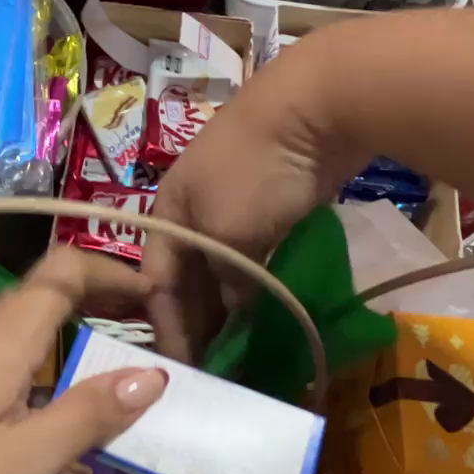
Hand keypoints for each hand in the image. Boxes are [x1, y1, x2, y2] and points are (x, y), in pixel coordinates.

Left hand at [0, 249, 167, 473]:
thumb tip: (155, 374)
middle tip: (145, 330)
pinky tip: (39, 388)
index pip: (68, 268)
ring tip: (104, 358)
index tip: (157, 298)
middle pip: (46, 285)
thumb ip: (90, 414)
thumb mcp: (24, 463)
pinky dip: (36, 342)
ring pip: (20, 312)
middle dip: (101, 296)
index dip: (116, 271)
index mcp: (4, 334)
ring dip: (69, 320)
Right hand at [145, 33, 371, 359]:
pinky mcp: (270, 204)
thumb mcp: (230, 233)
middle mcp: (192, 211)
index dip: (168, 326)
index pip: (157, 282)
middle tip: (211, 370)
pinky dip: (256, 285)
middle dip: (196, 321)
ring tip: (237, 351)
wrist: (316, 104)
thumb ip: (226, 280)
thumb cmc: (256, 169)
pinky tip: (265, 311)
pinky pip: (253, 256)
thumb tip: (235, 311)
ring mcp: (232, 205)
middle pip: (186, 277)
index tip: (185, 370)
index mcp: (168, 212)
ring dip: (227, 307)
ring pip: (221, 269)